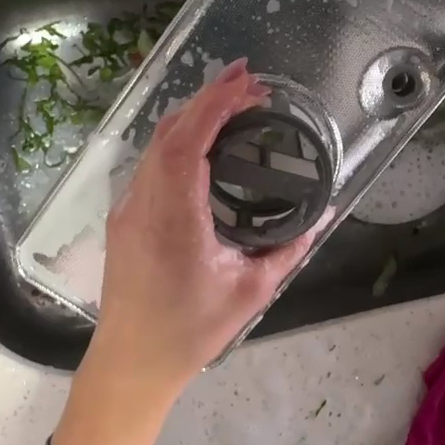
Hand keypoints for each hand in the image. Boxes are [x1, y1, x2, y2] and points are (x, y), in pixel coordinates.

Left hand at [53, 61, 316, 444]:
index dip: (217, 103)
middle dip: (207, 98)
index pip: (189, 141)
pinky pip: (149, 165)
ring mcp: (128, 210)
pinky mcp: (125, 220)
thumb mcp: (250, 293)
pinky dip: (177, 142)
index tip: (247, 81)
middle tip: (248, 81)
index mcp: (174, 216)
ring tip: (231, 104)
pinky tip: (202, 145)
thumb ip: (287, 251)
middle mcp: (143, 203)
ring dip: (191, 118)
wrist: (132, 363)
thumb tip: (319, 221)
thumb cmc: (190, 331)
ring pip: (155, 146)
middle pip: (169, 131)